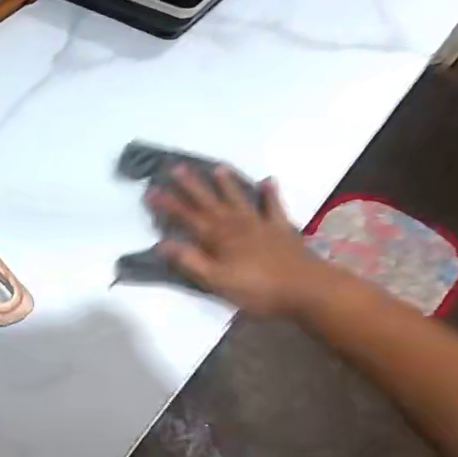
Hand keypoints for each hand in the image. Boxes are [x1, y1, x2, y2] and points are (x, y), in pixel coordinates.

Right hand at [148, 166, 338, 317]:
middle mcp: (235, 224)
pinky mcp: (281, 229)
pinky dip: (270, 194)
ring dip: (226, 184)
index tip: (150, 190)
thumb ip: (189, 261)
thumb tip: (161, 243)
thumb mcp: (216, 281)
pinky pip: (273, 207)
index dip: (167, 204)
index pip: (185, 217)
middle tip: (175, 167)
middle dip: (190, 186)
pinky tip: (268, 181)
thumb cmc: (257, 289)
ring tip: (217, 167)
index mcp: (217, 237)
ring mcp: (260, 223)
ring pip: (237, 199)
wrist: (307, 289)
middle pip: (208, 201)